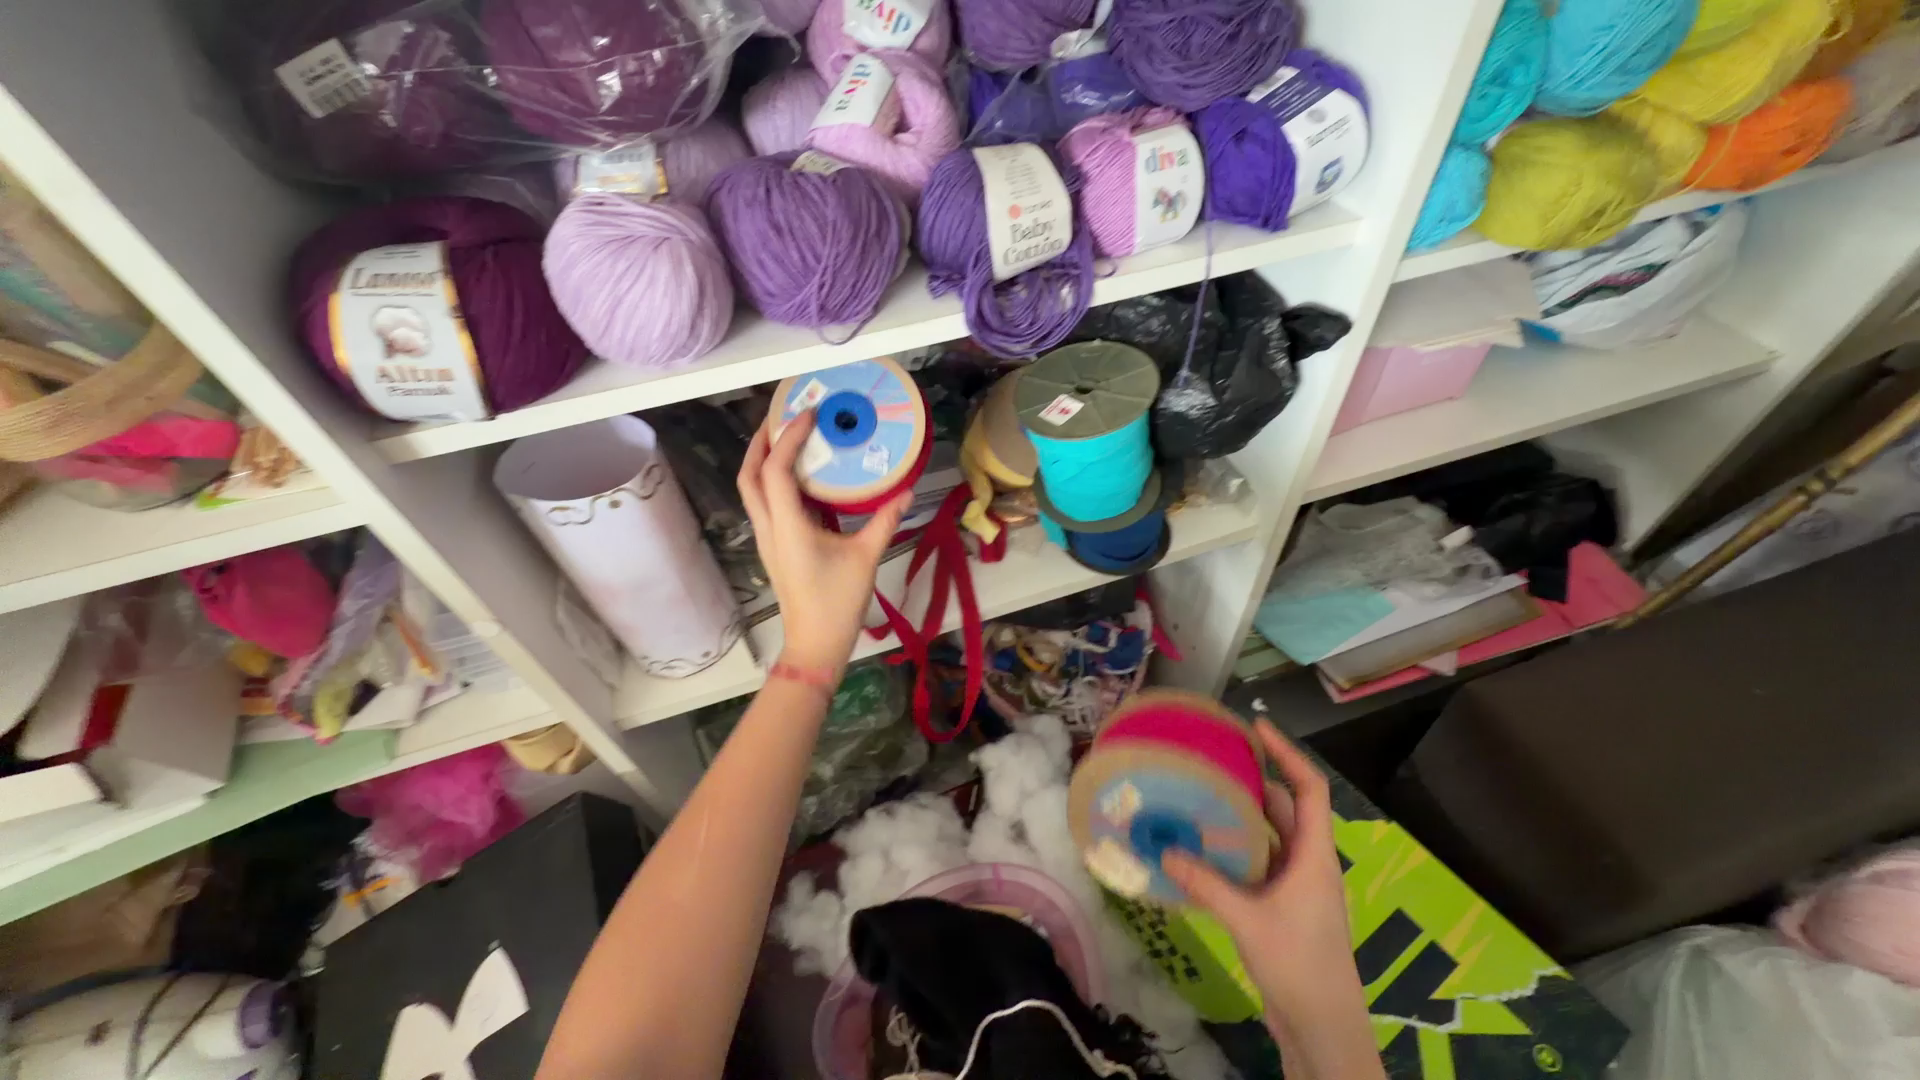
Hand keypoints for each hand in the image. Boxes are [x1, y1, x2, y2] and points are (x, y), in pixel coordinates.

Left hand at [738, 410, 911, 673]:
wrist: (815, 644)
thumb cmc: (838, 602)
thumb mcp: (866, 558)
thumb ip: (885, 521)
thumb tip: (906, 492)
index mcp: (787, 526)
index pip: (775, 469)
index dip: (788, 437)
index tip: (809, 414)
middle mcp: (769, 527)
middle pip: (749, 475)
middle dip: (761, 442)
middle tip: (784, 418)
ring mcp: (768, 539)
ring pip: (752, 490)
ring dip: (764, 461)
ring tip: (789, 439)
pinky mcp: (775, 547)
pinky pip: (766, 505)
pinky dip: (774, 482)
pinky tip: (803, 478)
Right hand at [1163, 720, 1384, 1079]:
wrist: (1324, 1028)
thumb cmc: (1299, 965)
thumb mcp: (1247, 920)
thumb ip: (1206, 884)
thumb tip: (1165, 850)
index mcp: (1315, 856)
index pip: (1311, 789)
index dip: (1288, 753)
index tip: (1257, 728)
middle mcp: (1310, 863)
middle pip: (1287, 809)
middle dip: (1254, 782)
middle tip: (1214, 763)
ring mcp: (1298, 887)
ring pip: (1271, 837)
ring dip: (1242, 818)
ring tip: (1201, 799)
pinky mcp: (1284, 908)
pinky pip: (1260, 864)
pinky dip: (1235, 851)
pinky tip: (1203, 852)